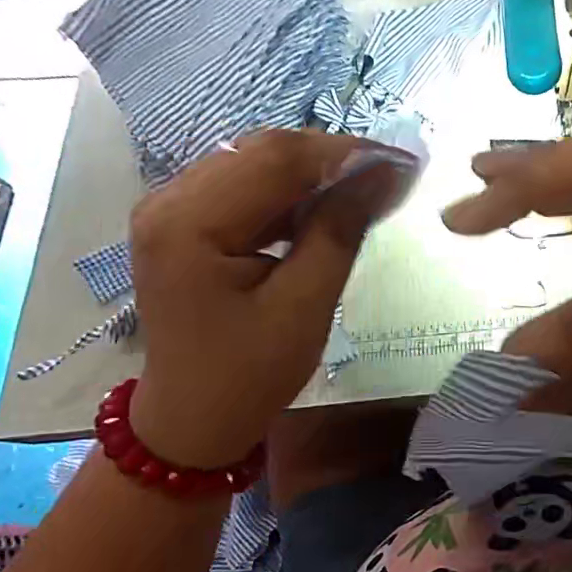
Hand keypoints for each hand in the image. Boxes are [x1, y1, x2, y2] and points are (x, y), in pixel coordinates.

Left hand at [127, 130, 408, 469]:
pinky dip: (291, 191)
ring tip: (367, 188)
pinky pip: (245, 187)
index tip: (402, 163)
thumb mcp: (305, 305)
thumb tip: (380, 174)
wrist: (194, 419)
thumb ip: (338, 230)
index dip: (345, 153)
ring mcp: (171, 208)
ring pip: (255, 163)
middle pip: (262, 152)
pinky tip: (326, 206)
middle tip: (391, 174)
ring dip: (315, 172)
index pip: (276, 160)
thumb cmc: (250, 374)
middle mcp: (168, 200)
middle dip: (332, 158)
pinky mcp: (183, 222)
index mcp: (189, 223)